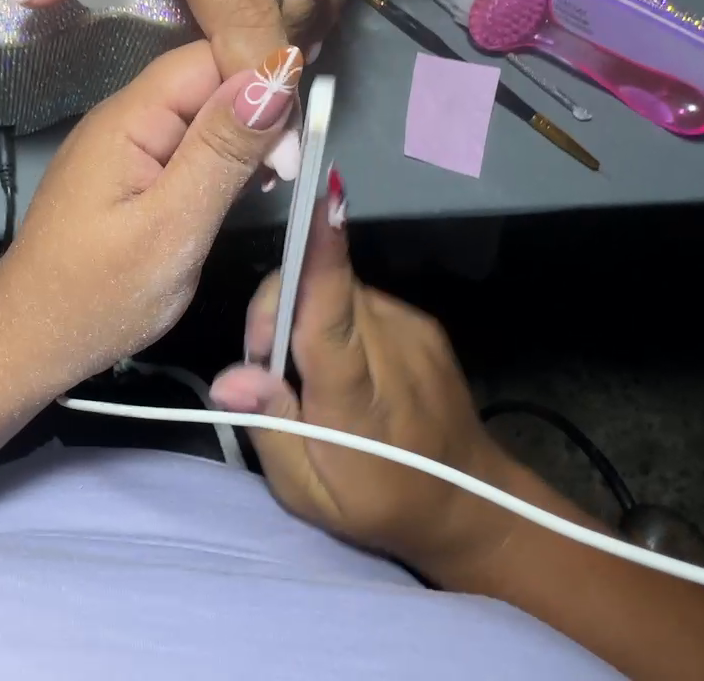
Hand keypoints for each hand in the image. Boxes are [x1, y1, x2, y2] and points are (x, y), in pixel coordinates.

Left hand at [0, 42, 303, 385]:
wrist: (31, 339)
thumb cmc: (97, 295)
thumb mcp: (171, 227)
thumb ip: (221, 152)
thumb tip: (275, 76)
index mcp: (127, 118)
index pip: (208, 56)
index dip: (261, 82)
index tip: (293, 140)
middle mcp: (121, 119)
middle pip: (204, 82)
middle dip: (255, 113)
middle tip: (283, 173)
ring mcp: (121, 148)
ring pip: (198, 116)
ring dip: (239, 141)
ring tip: (264, 186)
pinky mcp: (125, 175)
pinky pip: (181, 147)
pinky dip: (216, 164)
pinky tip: (233, 194)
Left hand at [17, 0, 365, 76]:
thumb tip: (30, 1)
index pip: (241, 23)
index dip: (249, 85)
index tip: (250, 137)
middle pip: (275, 30)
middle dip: (252, 73)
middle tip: (223, 104)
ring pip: (313, 8)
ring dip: (282, 42)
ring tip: (249, 63)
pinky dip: (317, 5)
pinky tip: (287, 13)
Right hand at [210, 173, 519, 575]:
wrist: (474, 506)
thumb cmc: (379, 503)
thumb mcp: (307, 491)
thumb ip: (268, 426)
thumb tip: (229, 377)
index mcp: (356, 393)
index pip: (333, 311)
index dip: (323, 255)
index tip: (324, 197)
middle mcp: (389, 345)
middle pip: (311, 289)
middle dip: (271, 317)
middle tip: (269, 375)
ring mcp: (410, 327)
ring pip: (330, 289)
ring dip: (298, 319)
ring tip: (305, 376)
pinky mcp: (418, 321)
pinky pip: (353, 297)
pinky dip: (329, 319)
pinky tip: (336, 364)